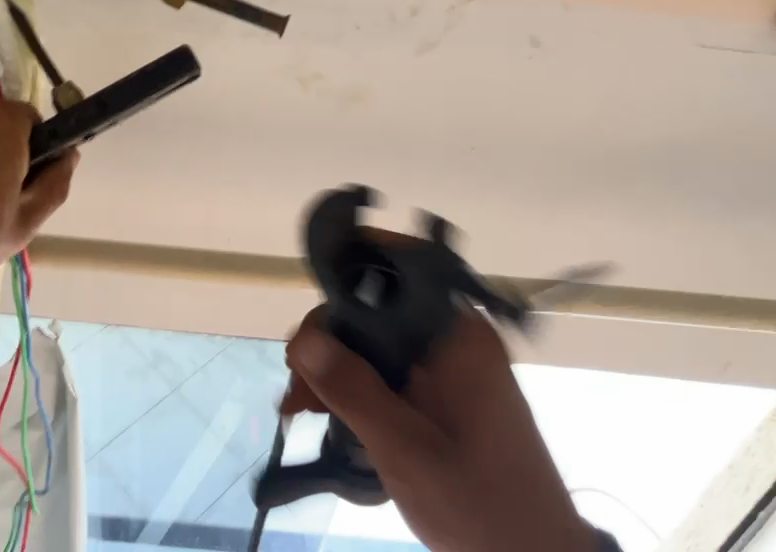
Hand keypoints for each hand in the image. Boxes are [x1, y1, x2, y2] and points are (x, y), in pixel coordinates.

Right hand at [283, 308, 597, 551]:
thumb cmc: (480, 505)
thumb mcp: (407, 450)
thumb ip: (354, 390)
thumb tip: (302, 338)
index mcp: (458, 334)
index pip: (394, 270)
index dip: (343, 281)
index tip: (306, 328)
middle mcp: (455, 334)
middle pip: (376, 307)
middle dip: (329, 340)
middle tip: (296, 389)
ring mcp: (451, 361)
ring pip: (378, 338)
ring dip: (337, 364)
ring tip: (301, 406)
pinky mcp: (446, 387)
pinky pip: (392, 365)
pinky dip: (357, 381)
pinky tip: (326, 408)